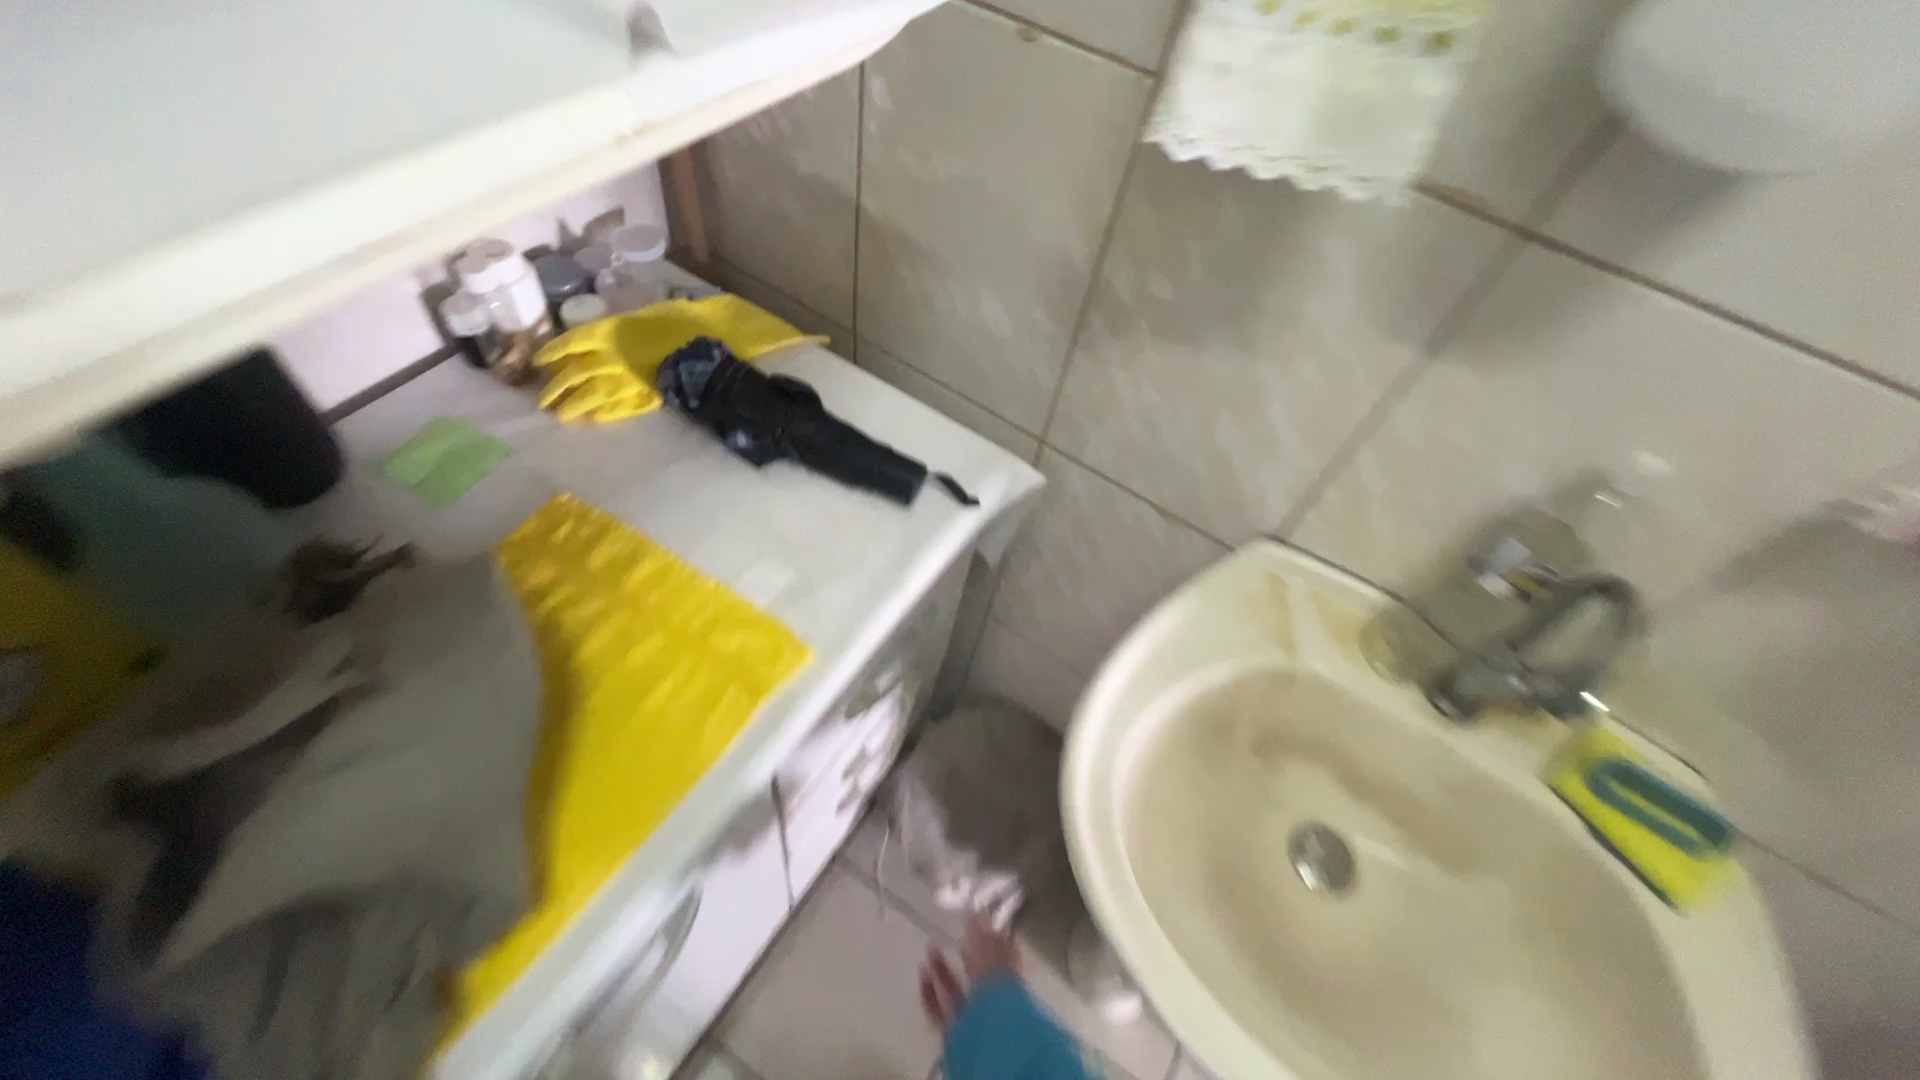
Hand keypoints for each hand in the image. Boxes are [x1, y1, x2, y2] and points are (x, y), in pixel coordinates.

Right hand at [919, 918, 1020, 1031]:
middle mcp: (996, 999)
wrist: (987, 1039)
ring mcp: (975, 1015)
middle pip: (980, 972)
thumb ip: (982, 936)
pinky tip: (922, 969)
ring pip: (958, 988)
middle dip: (966, 951)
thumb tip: (974, 913)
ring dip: (943, 966)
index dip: (990, 936)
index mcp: (1012, 982)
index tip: (976, 918)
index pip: (1003, 955)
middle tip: (954, 931)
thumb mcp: (992, 958)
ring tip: (931, 945)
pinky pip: (940, 1005)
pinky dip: (930, 987)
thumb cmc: (996, 993)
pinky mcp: (954, 1030)